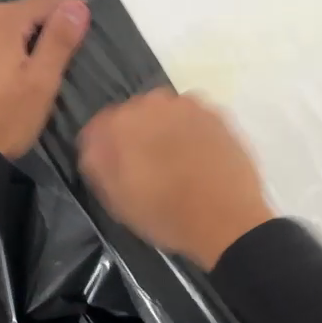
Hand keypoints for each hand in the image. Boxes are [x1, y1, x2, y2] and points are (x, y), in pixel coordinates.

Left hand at [0, 0, 91, 159]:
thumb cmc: (5, 120)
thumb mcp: (42, 84)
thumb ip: (60, 40)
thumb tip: (77, 5)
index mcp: (0, 19)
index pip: (42, 4)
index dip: (63, 13)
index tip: (76, 24)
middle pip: (6, 17)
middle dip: (22, 35)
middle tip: (31, 68)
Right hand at [79, 90, 274, 269]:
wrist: (228, 220)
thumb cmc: (168, 216)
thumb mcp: (119, 201)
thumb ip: (98, 165)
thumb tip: (92, 146)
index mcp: (118, 124)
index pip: (98, 127)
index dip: (105, 149)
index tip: (113, 170)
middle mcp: (150, 102)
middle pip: (133, 114)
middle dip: (135, 136)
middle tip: (146, 169)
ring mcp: (186, 104)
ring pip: (164, 113)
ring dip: (164, 131)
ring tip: (175, 165)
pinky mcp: (216, 113)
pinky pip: (192, 118)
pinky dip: (190, 132)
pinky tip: (198, 159)